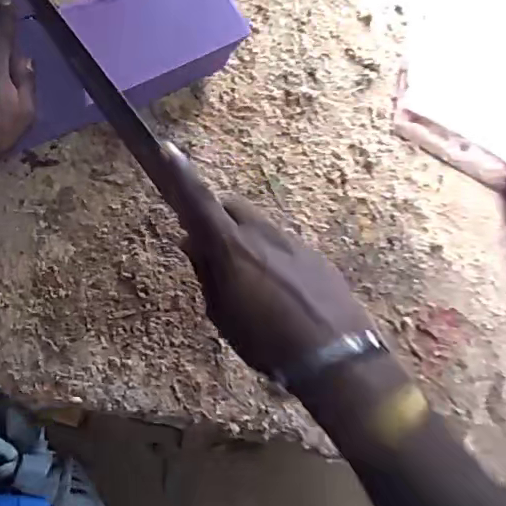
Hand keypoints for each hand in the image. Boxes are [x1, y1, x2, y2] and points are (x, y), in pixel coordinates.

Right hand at [165, 147, 381, 391]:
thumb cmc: (266, 342)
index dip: (181, 175)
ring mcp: (292, 241)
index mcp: (232, 248)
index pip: (199, 202)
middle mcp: (262, 234)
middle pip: (231, 206)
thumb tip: (191, 242)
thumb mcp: (222, 314)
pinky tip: (277, 288)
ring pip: (258, 224)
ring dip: (244, 237)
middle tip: (210, 247)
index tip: (169, 149)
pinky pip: (282, 242)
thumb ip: (206, 273)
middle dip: (216, 216)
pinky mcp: (315, 254)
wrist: (336, 356)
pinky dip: (269, 253)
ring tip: (247, 277)